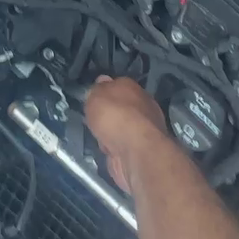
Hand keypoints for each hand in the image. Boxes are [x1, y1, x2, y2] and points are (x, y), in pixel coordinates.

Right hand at [84, 76, 173, 190]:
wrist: (136, 153)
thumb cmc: (114, 116)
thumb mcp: (95, 95)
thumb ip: (96, 90)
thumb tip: (101, 85)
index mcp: (130, 86)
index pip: (114, 85)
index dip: (102, 93)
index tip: (92, 101)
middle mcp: (142, 105)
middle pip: (119, 108)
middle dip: (108, 115)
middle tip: (94, 121)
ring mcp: (146, 129)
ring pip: (122, 129)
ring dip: (112, 135)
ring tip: (100, 140)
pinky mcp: (144, 151)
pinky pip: (124, 147)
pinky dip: (116, 150)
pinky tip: (109, 152)